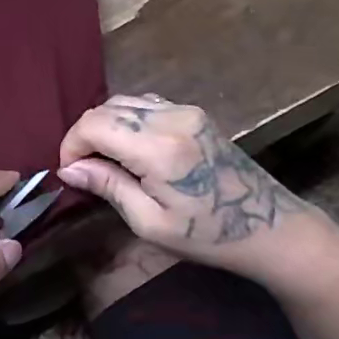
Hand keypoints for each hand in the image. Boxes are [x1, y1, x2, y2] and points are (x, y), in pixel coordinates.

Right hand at [57, 94, 338, 281]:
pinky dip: (125, 121)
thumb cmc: (208, 235)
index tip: (69, 174)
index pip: (93, 125)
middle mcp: (171, 118)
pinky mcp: (194, 114)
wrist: (271, 228)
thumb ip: (108, 186)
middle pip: (104, 109)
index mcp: (158, 147)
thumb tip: (68, 169)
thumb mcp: (149, 222)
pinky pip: (144, 105)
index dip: (70, 146)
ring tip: (103, 161)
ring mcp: (185, 112)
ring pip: (122, 102)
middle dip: (83, 137)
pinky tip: (128, 149)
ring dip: (103, 127)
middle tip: (83, 171)